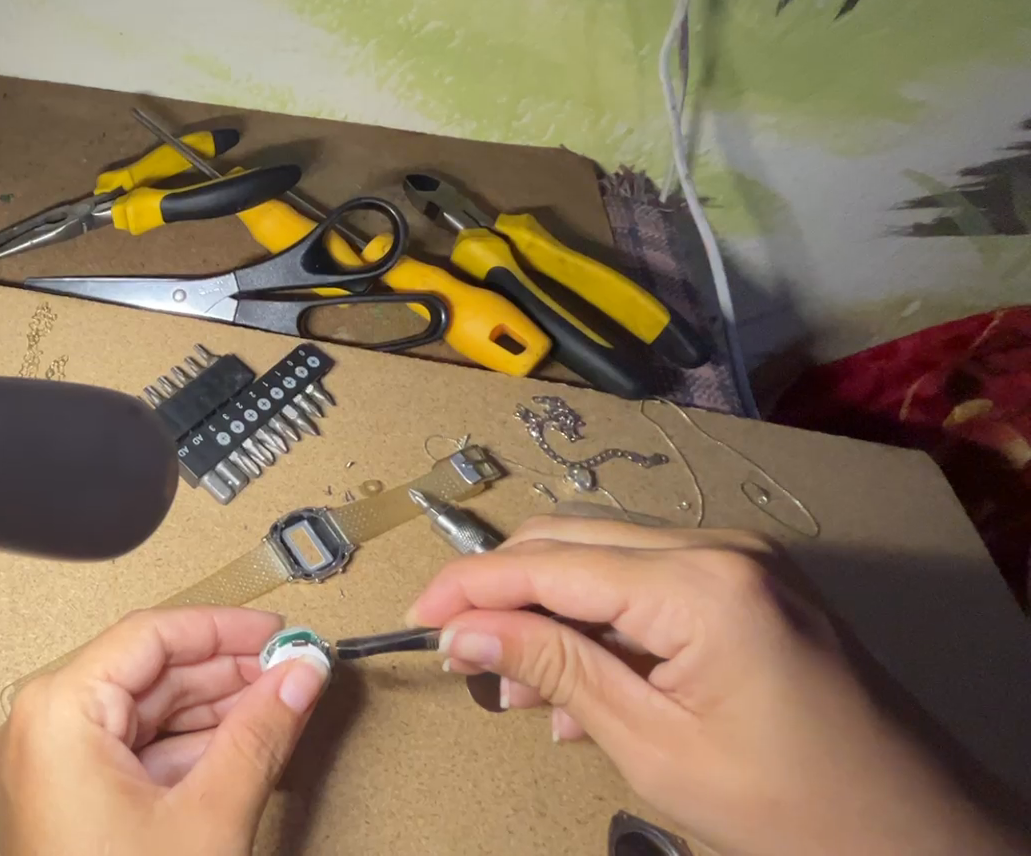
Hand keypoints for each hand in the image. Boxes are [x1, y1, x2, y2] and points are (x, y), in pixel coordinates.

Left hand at [0, 607, 328, 855]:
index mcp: (60, 708)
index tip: (278, 631)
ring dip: (215, 706)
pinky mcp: (72, 792)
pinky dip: (190, 744)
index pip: (152, 635)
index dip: (223, 628)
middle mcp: (48, 721)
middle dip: (226, 669)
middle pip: (150, 669)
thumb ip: (258, 735)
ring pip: (147, 708)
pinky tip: (242, 740)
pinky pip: (137, 747)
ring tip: (279, 701)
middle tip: (291, 668)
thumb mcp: (207, 820)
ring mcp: (56, 757)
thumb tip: (299, 676)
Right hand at [408, 516, 1026, 855]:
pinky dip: (590, 621)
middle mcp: (713, 546)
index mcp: (698, 583)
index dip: (466, 586)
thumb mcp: (656, 749)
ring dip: (541, 611)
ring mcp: (732, 558)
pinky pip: (634, 580)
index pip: (542, 563)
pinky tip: (575, 684)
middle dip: (499, 593)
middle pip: (559, 542)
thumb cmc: (805, 817)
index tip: (415, 618)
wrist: (951, 855)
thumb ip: (550, 670)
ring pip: (590, 557)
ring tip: (517, 686)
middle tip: (460, 652)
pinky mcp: (740, 580)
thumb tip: (459, 632)